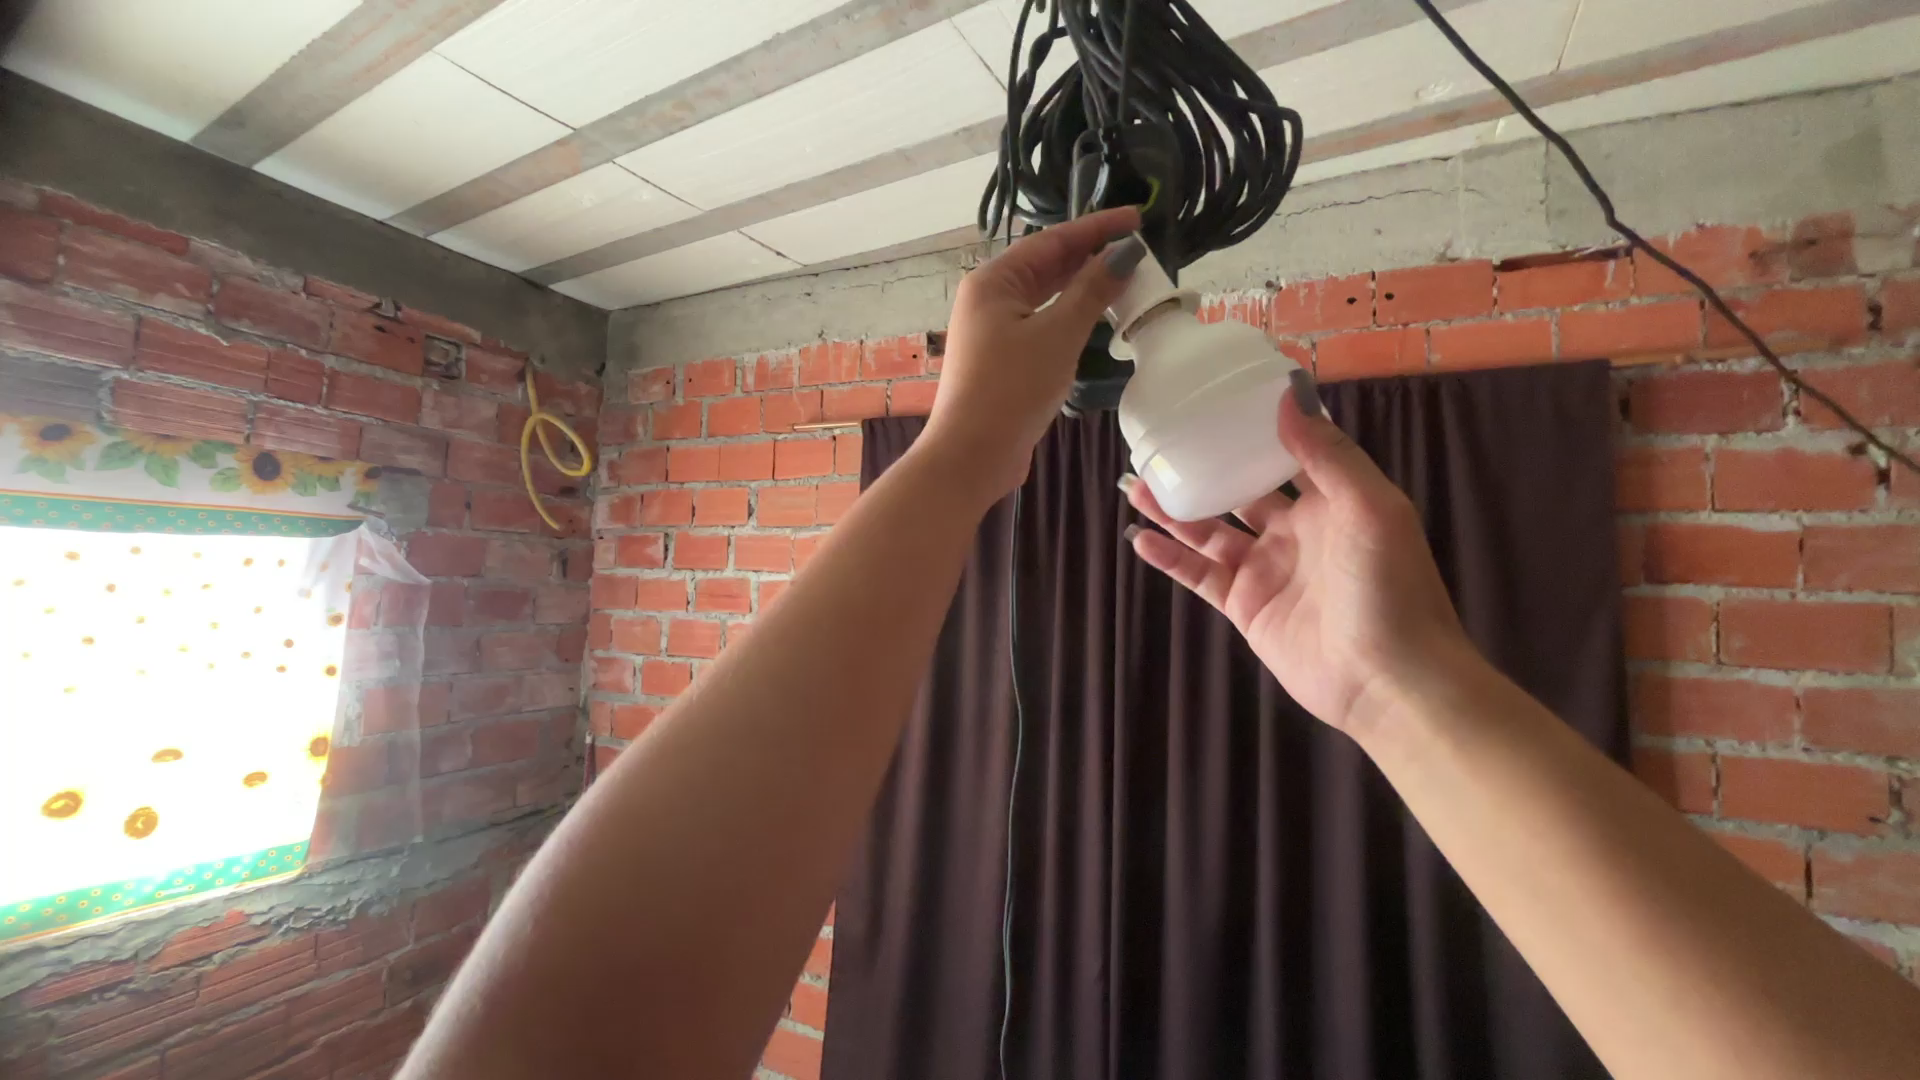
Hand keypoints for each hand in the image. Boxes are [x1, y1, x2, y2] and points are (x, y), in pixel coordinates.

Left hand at [916, 206, 1143, 499]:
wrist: (972, 455)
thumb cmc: (1011, 389)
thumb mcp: (1058, 335)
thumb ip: (1092, 291)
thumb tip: (1125, 252)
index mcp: (993, 282)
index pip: (1052, 240)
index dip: (1097, 228)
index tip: (1138, 218)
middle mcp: (988, 300)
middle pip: (1046, 266)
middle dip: (1090, 257)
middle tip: (1137, 251)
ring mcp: (993, 332)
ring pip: (1045, 298)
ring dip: (1082, 289)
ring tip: (1125, 280)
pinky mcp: (1002, 361)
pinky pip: (1042, 325)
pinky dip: (1070, 318)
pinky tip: (1096, 319)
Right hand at [1122, 385, 1481, 741]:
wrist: (1386, 679)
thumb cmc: (1389, 585)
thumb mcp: (1370, 508)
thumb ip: (1327, 454)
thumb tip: (1286, 395)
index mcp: (1329, 501)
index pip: (1285, 455)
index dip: (1253, 431)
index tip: (1218, 404)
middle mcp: (1293, 531)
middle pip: (1237, 492)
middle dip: (1203, 471)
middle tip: (1162, 449)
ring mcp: (1265, 570)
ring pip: (1209, 532)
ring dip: (1174, 511)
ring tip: (1136, 487)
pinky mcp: (1244, 606)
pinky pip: (1200, 575)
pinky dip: (1171, 558)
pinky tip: (1140, 539)